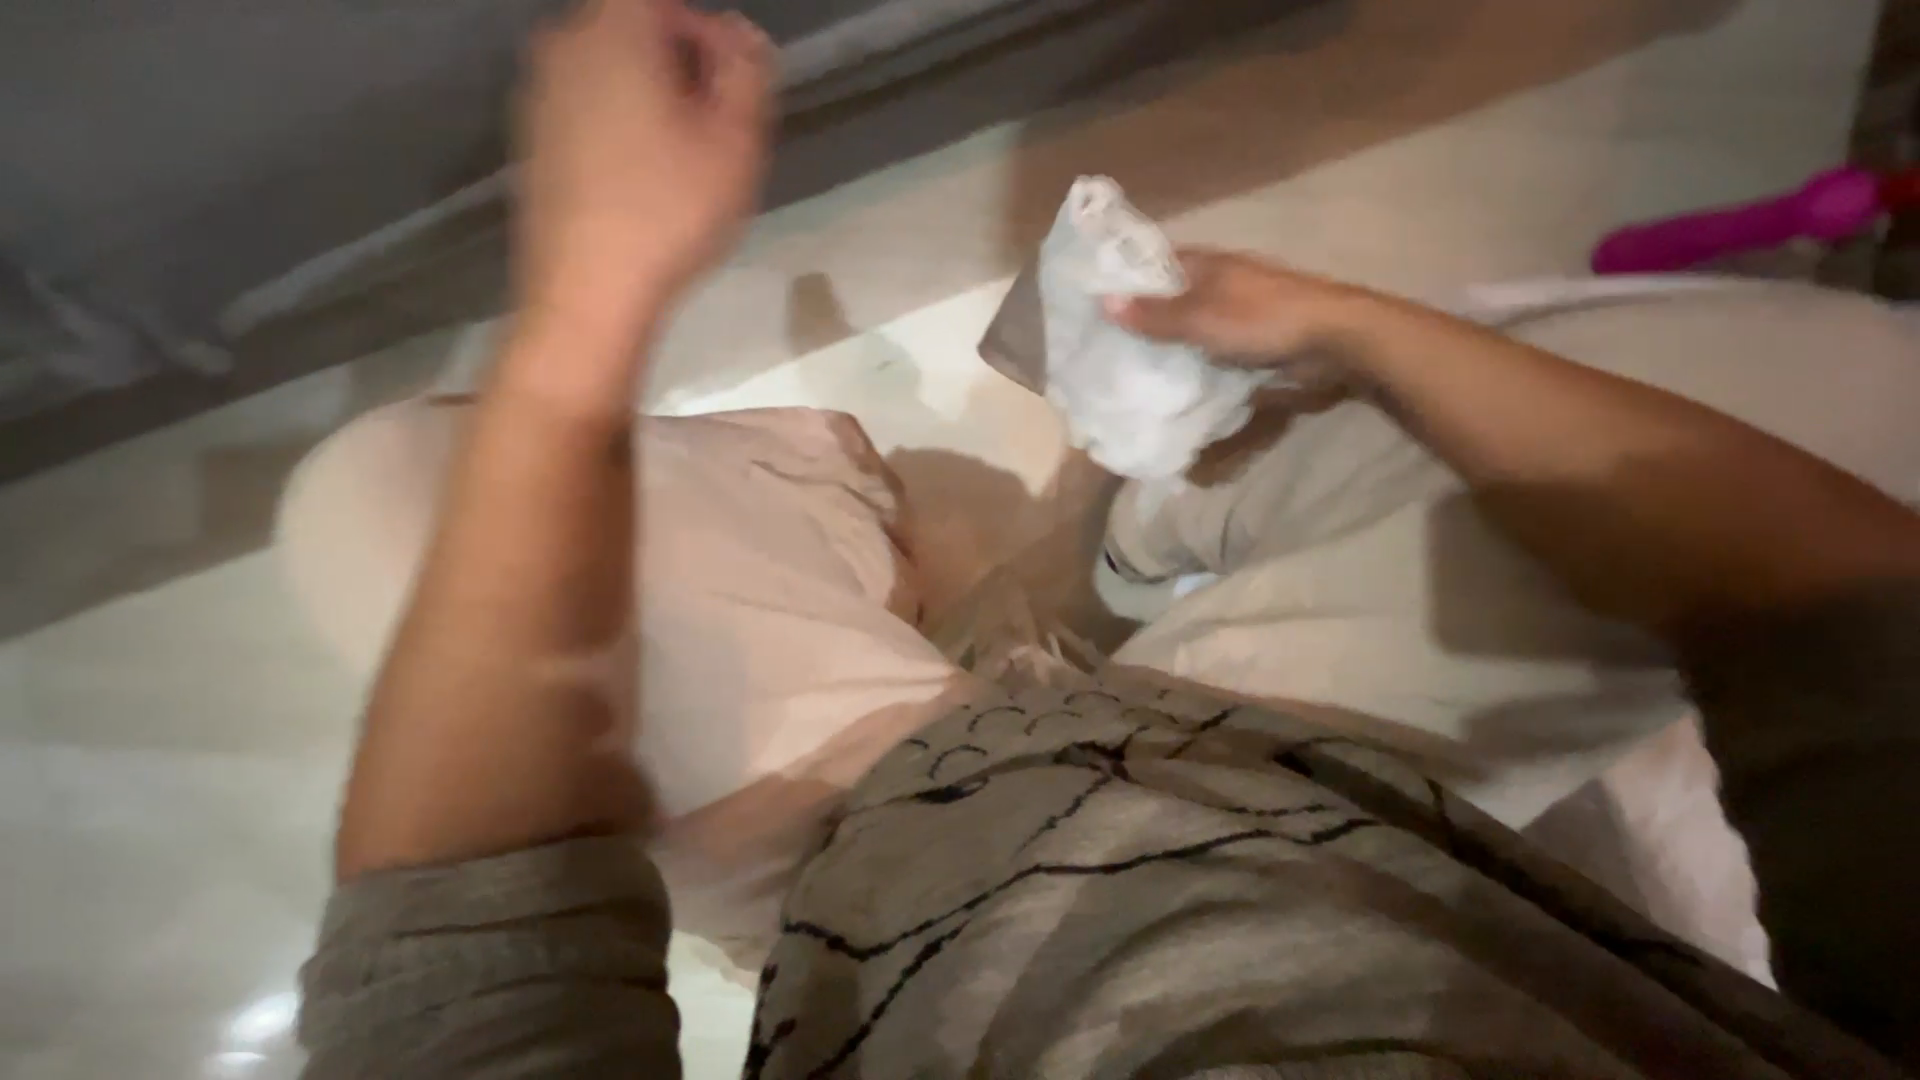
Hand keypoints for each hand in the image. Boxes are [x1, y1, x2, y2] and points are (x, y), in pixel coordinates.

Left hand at [514, 0, 775, 343]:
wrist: (589, 292)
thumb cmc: (671, 211)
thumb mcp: (736, 142)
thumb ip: (747, 73)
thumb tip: (740, 34)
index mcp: (612, 29)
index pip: (665, 2)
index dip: (707, 39)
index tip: (732, 98)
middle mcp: (562, 45)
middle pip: (634, 32)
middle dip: (682, 73)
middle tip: (715, 139)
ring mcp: (537, 95)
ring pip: (611, 76)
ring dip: (653, 107)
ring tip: (682, 171)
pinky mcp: (532, 143)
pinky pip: (588, 115)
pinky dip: (621, 135)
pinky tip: (642, 191)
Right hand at [1102, 249, 1373, 366]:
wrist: (1332, 338)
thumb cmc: (1262, 319)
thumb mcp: (1201, 318)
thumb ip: (1154, 314)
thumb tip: (1103, 302)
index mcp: (1204, 263)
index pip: (1151, 263)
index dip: (1123, 279)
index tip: (1091, 304)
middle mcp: (1216, 280)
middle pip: (1167, 295)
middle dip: (1139, 315)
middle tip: (1102, 344)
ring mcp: (1234, 309)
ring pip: (1186, 322)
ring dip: (1164, 340)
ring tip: (1126, 365)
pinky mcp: (1248, 336)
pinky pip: (1206, 345)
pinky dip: (1188, 357)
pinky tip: (1169, 377)